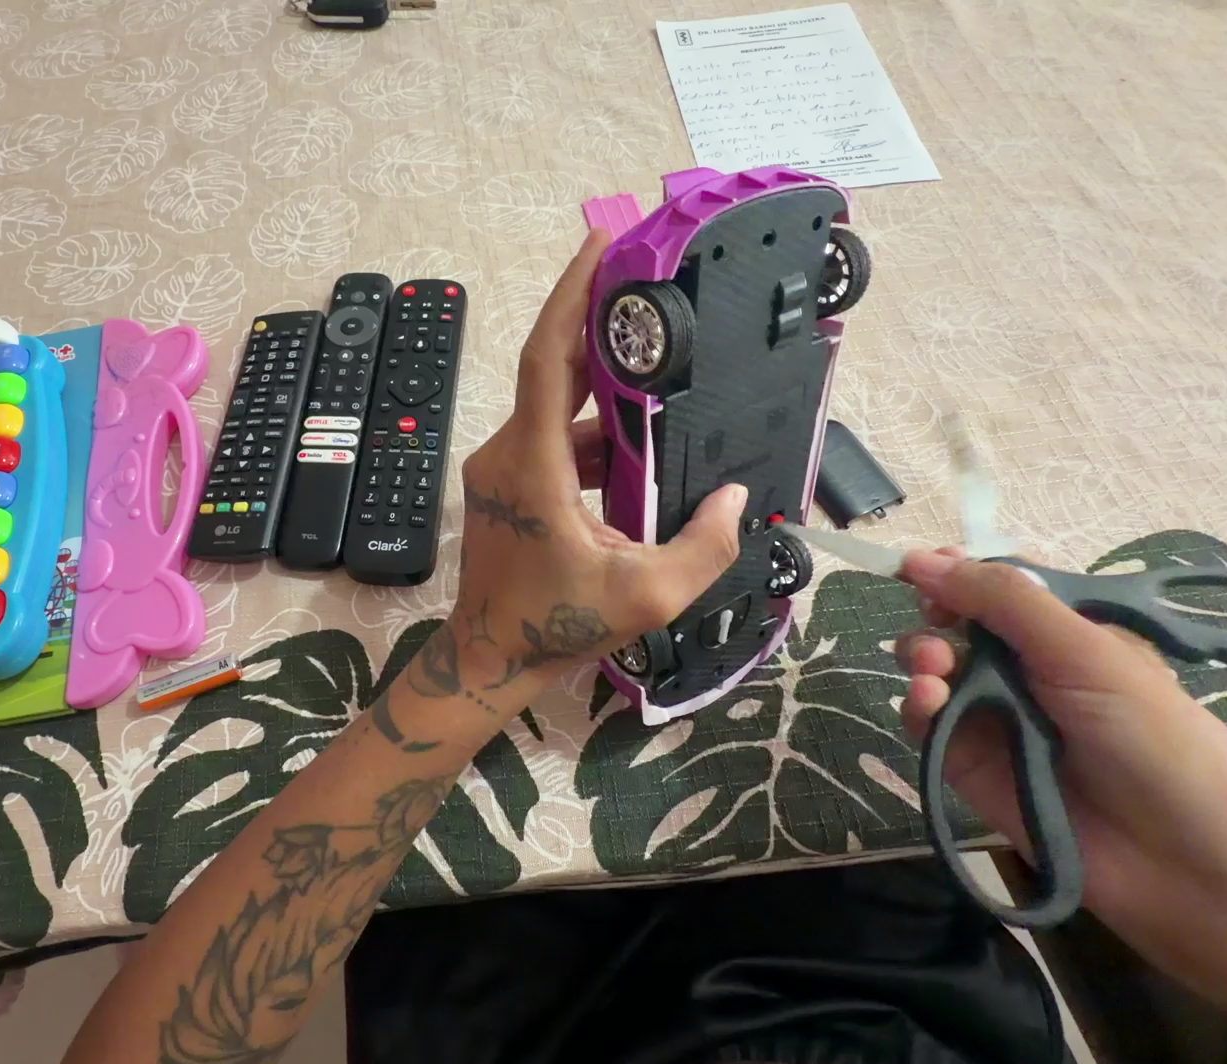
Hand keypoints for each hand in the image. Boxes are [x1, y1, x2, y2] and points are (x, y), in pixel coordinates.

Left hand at [407, 228, 746, 720]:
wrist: (489, 654)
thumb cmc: (555, 626)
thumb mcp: (647, 596)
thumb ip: (704, 547)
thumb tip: (737, 501)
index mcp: (532, 465)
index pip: (547, 358)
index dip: (571, 296)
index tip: (599, 246)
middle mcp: (507, 453)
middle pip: (554, 371)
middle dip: (600, 330)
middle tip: (650, 296)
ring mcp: (500, 468)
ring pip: (557, 413)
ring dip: (607, 402)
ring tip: (663, 391)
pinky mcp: (505, 485)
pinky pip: (551, 442)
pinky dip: (593, 439)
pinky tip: (636, 455)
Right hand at [895, 550, 1226, 977]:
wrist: (1180, 864)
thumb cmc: (1153, 742)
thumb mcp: (1088, 654)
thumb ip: (1006, 601)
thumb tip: (924, 557)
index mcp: (1065, 637)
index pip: (999, 589)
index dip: (960, 573)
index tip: (923, 566)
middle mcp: (1023, 671)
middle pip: (955, 622)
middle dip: (935, 612)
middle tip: (935, 619)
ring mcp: (991, 715)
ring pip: (930, 665)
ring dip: (920, 654)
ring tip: (930, 668)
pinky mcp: (962, 758)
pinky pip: (923, 717)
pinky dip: (915, 702)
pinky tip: (927, 699)